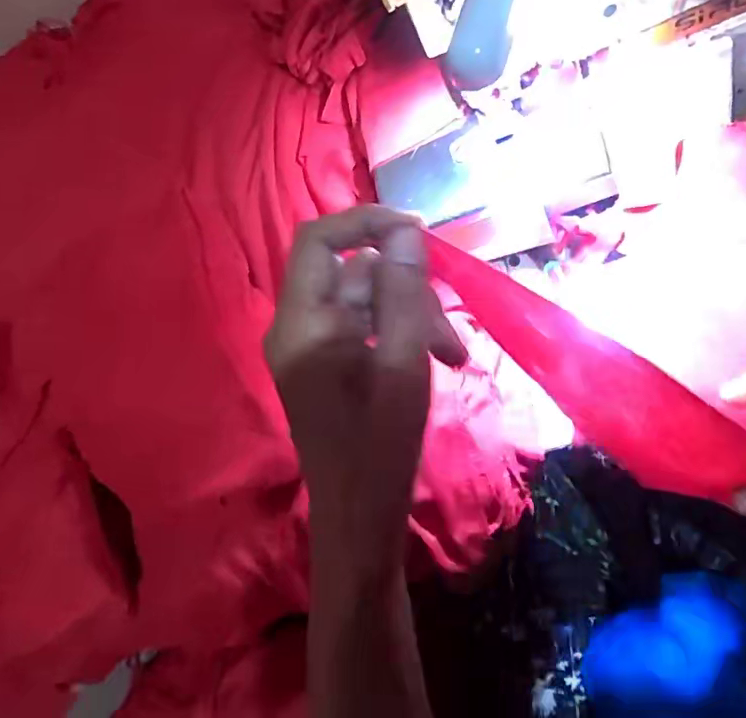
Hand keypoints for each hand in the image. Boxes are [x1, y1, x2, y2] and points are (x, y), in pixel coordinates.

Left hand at [264, 206, 465, 564]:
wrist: (357, 523)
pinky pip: (359, 323)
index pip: (319, 240)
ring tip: (452, 353)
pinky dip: (396, 330)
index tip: (417, 230)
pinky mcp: (320, 360)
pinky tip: (433, 357)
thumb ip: (404, 292)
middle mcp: (293, 325)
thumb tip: (404, 231)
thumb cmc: (381, 450)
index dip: (366, 222)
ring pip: (362, 298)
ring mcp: (304, 344)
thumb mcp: (405, 365)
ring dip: (409, 312)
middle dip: (404, 285)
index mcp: (302, 323)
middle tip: (449, 323)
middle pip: (349, 270)